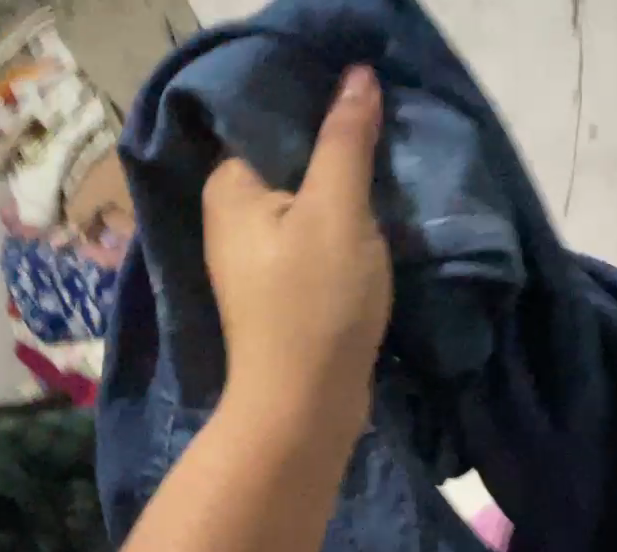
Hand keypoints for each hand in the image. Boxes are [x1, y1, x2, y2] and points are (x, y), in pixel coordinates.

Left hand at [202, 65, 392, 445]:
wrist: (305, 408)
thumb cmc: (315, 303)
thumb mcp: (337, 210)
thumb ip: (346, 141)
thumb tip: (357, 78)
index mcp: (229, 189)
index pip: (270, 124)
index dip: (319, 115)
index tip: (366, 121)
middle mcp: (231, 224)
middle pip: (292, 169)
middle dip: (338, 164)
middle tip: (385, 160)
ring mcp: (255, 267)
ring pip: (309, 213)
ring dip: (347, 208)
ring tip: (387, 201)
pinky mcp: (280, 301)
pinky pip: (315, 252)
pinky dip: (343, 245)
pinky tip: (372, 247)